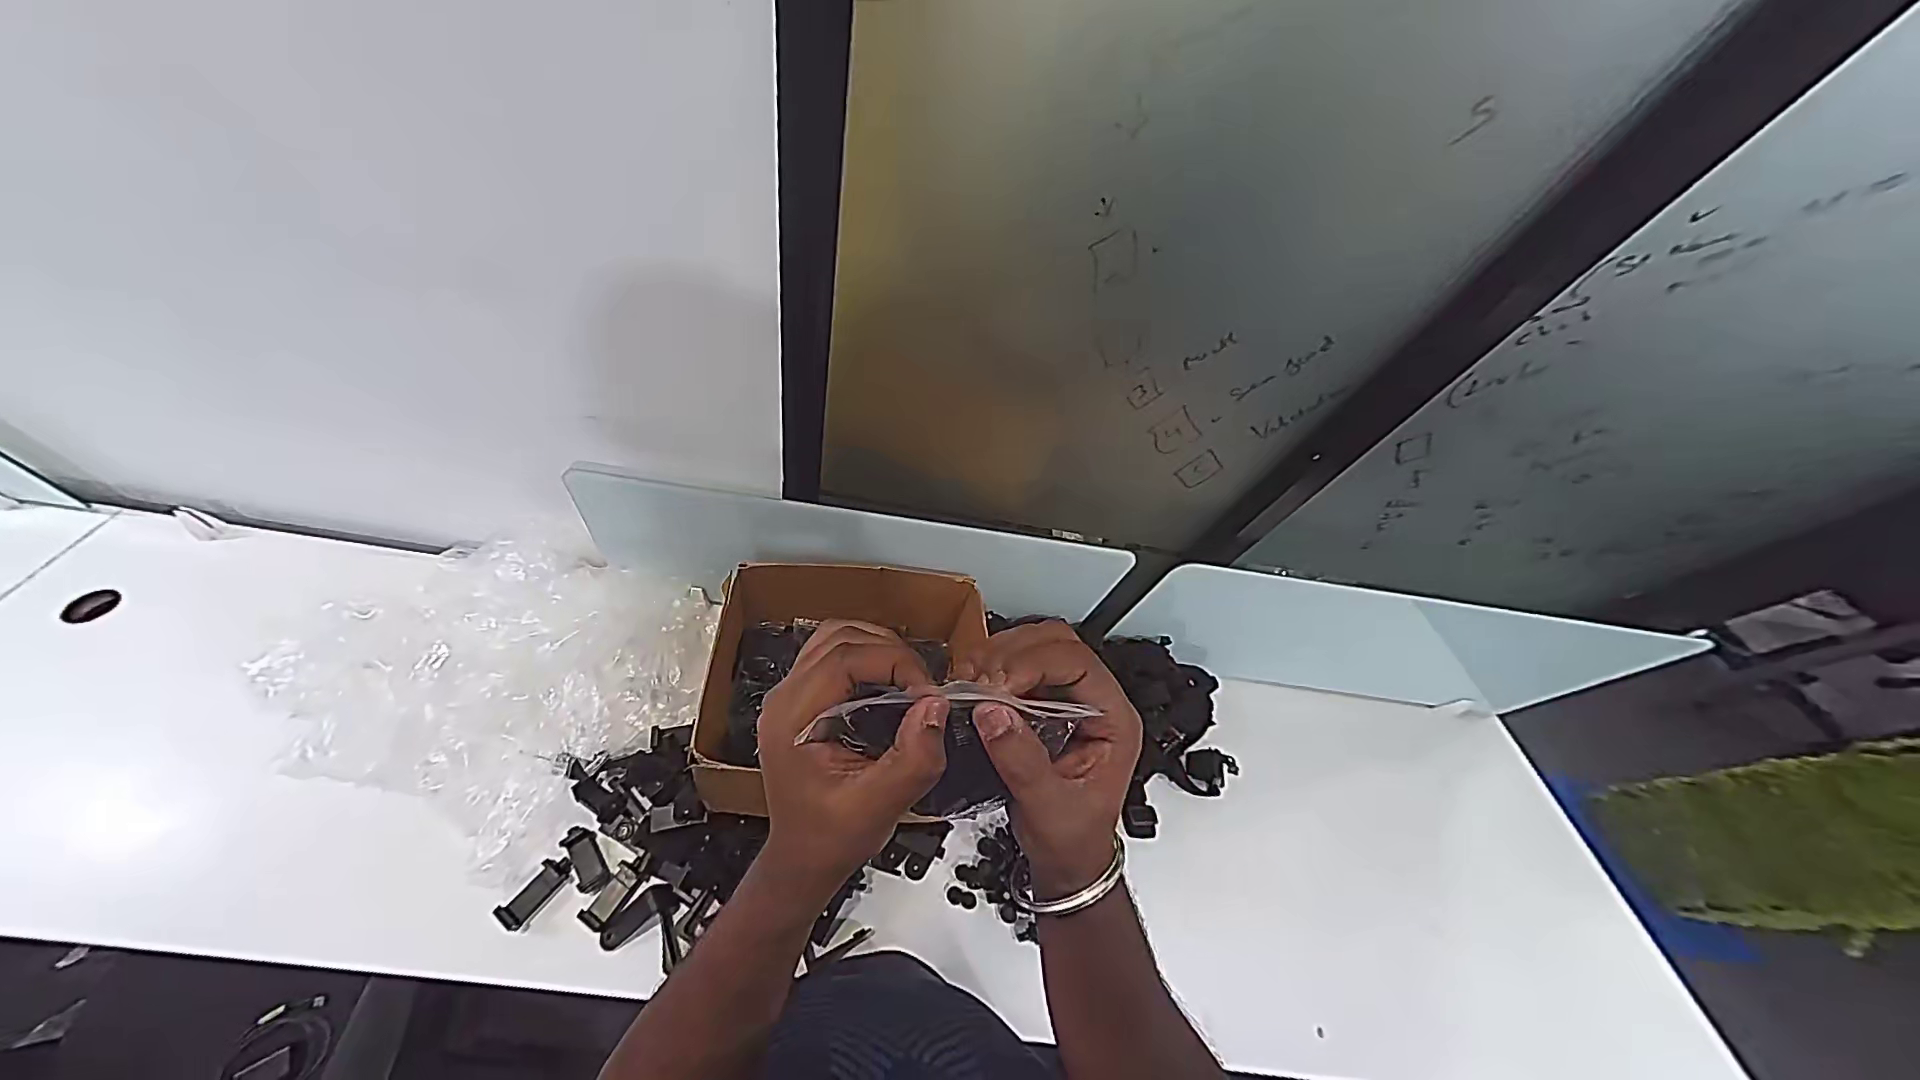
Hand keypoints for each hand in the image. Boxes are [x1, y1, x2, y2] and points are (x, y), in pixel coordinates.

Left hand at [755, 620, 948, 892]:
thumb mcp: (879, 808)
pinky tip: (891, 680)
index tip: (925, 690)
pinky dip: (868, 654)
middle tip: (922, 686)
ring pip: (837, 636)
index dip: (893, 662)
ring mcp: (792, 694)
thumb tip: (935, 706)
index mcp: (791, 719)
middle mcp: (785, 698)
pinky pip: (835, 652)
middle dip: (891, 652)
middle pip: (840, 638)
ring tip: (909, 678)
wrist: (803, 856)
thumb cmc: (829, 837)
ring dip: (879, 646)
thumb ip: (912, 759)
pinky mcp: (805, 696)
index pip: (843, 659)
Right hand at [956, 621, 1141, 896]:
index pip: (1078, 664)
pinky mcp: (1040, 701)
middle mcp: (1092, 700)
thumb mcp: (1049, 808)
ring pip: (1035, 645)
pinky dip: (990, 667)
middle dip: (1013, 653)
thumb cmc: (1072, 840)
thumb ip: (1022, 762)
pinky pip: (1016, 664)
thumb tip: (993, 713)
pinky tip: (973, 685)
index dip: (1035, 665)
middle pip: (1057, 642)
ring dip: (999, 655)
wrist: (1066, 858)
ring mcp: (1066, 697)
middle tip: (981, 679)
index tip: (999, 686)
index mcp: (1112, 720)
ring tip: (973, 682)